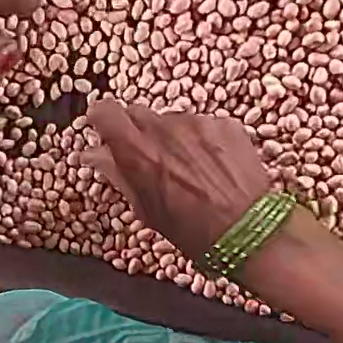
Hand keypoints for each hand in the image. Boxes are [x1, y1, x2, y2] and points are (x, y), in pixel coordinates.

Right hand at [84, 100, 273, 258]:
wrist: (248, 231)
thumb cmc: (192, 230)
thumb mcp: (145, 208)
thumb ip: (118, 174)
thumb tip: (94, 155)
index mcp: (137, 152)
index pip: (105, 111)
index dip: (102, 119)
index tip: (105, 129)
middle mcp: (165, 129)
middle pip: (137, 112)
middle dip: (136, 131)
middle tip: (148, 158)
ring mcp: (197, 123)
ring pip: (171, 120)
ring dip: (172, 138)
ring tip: (187, 169)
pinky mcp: (224, 123)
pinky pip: (202, 125)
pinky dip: (200, 141)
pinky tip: (210, 167)